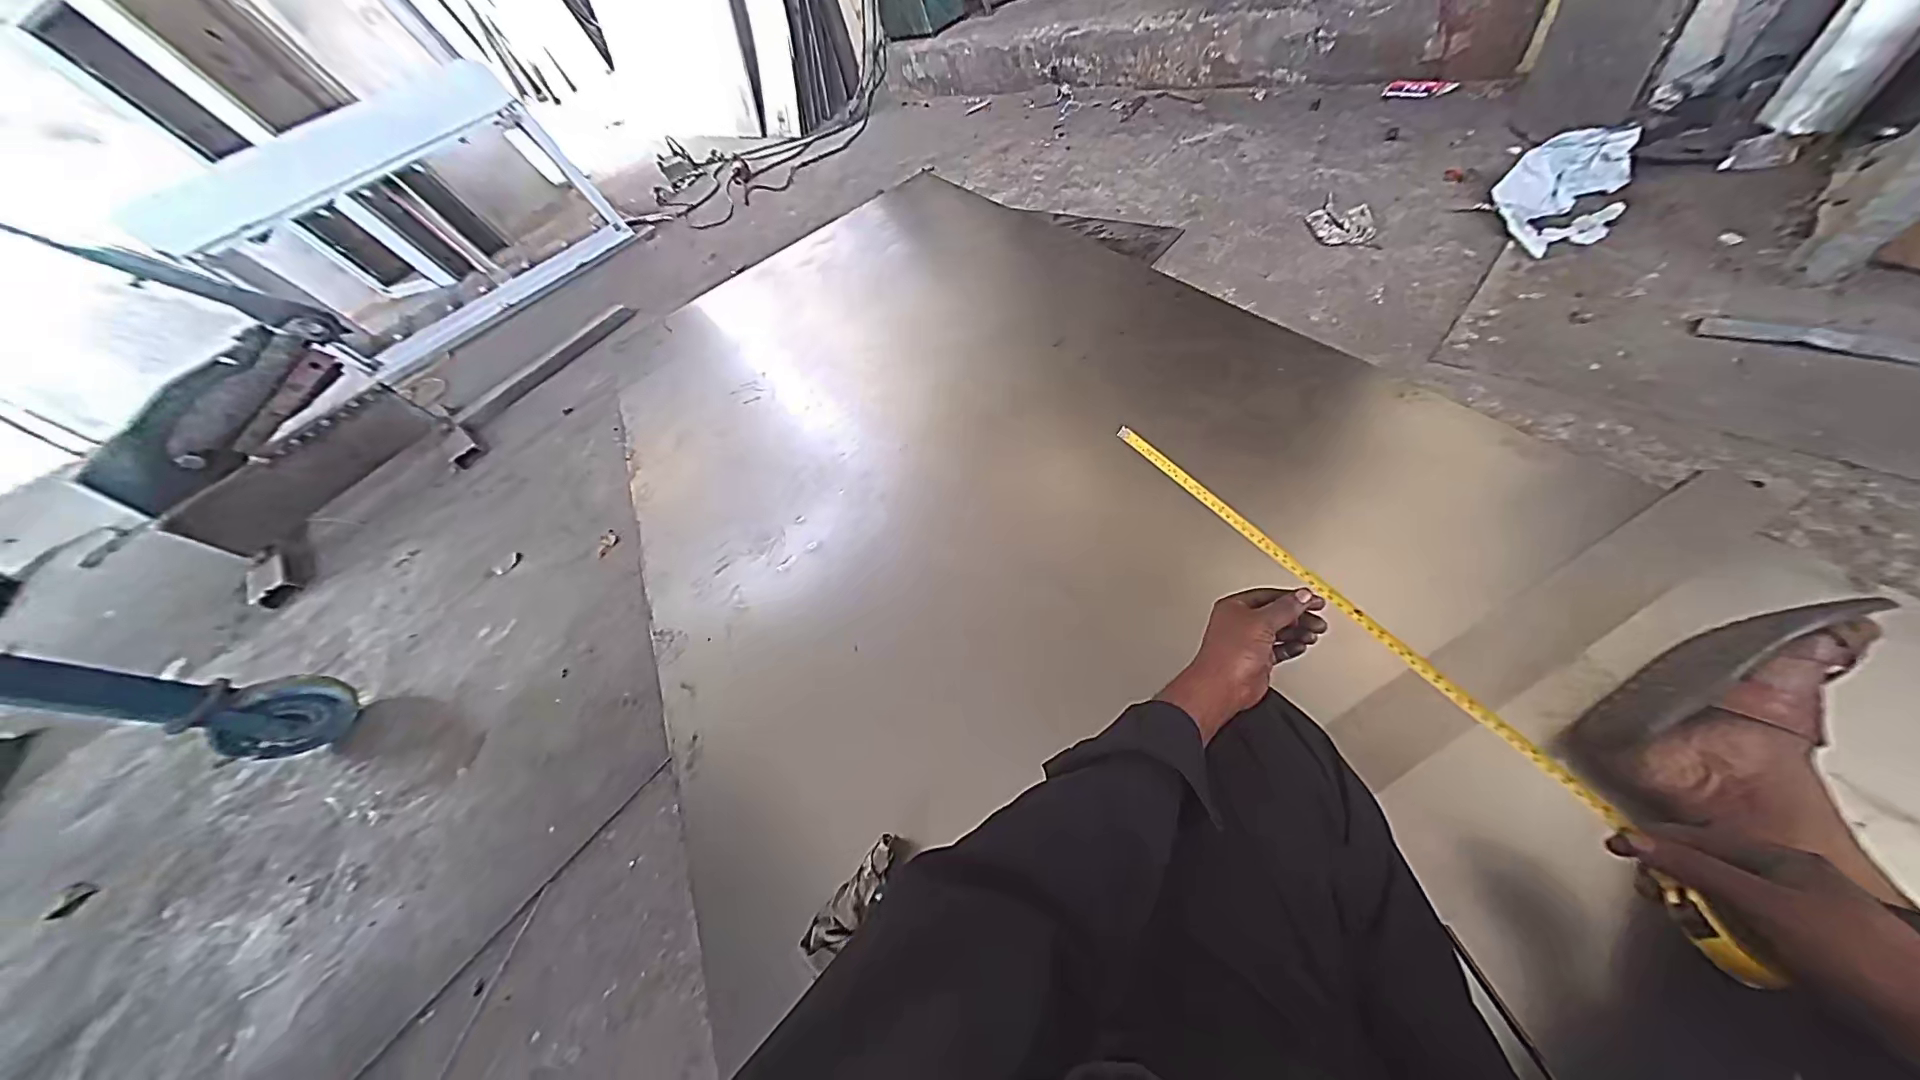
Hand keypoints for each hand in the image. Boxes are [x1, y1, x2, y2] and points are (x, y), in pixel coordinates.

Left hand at [1157, 587, 1327, 742]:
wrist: (1224, 686)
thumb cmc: (1229, 654)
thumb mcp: (1262, 622)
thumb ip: (1285, 608)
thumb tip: (1301, 596)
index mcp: (1234, 607)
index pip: (1268, 596)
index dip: (1292, 597)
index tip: (1312, 599)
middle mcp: (1240, 623)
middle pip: (1276, 613)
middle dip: (1299, 616)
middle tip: (1317, 618)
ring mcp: (1248, 642)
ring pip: (1279, 631)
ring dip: (1298, 631)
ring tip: (1314, 632)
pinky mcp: (1257, 659)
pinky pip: (1279, 649)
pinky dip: (1292, 646)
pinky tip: (1301, 645)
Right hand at [1608, 824, 1919, 1062]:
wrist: (1915, 1015)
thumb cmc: (1848, 952)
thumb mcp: (1759, 902)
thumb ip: (1694, 867)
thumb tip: (1632, 839)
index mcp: (1778, 858)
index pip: (1695, 837)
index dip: (1653, 841)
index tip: (1615, 847)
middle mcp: (1786, 879)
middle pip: (1707, 866)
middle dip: (1675, 879)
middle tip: (1654, 895)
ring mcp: (1795, 912)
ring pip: (1722, 897)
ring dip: (1699, 909)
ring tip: (1691, 924)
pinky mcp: (1800, 943)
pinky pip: (1742, 925)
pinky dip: (1723, 931)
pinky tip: (1724, 944)